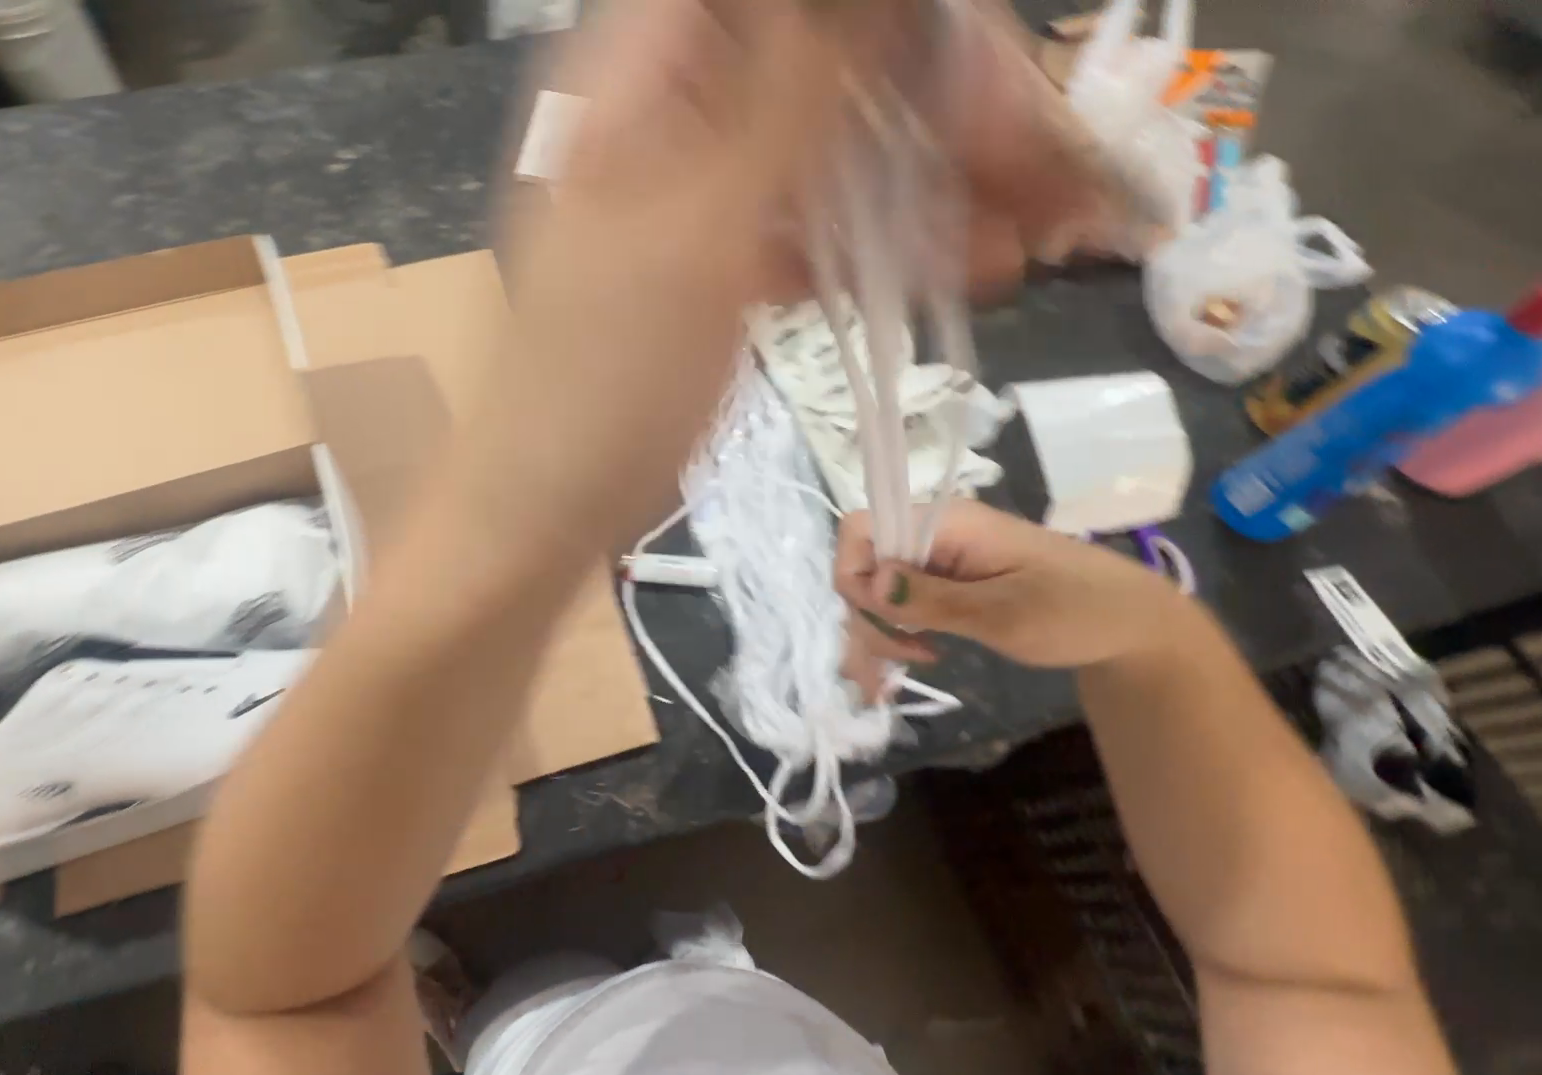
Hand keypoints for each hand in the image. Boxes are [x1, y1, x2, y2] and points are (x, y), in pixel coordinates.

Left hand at [451, 0, 1113, 561]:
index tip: (973, 66)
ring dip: (939, 183)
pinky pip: (818, 221)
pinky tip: (966, 271)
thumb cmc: (600, 385)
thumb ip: (788, 97)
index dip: (890, 17)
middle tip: (1046, 172)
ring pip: (838, 144)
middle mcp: (672, 115)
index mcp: (636, 77)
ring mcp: (699, 192)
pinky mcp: (721, 260)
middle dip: (944, 105)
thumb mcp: (695, 235)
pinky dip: (888, 241)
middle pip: (830, 58)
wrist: (546, 508)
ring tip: (1033, 239)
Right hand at [834, 502, 1194, 698]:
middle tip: (899, 666)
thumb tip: (868, 584)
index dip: (854, 573)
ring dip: (875, 635)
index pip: (861, 528)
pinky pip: (900, 604)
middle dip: (867, 619)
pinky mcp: (946, 584)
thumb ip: (932, 599)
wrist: (1133, 625)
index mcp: (946, 525)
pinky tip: (903, 666)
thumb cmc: (1078, 611)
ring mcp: (938, 560)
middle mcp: (932, 536)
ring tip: (887, 685)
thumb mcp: (1005, 613)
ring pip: (876, 592)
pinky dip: (893, 636)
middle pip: (864, 567)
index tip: (887, 619)